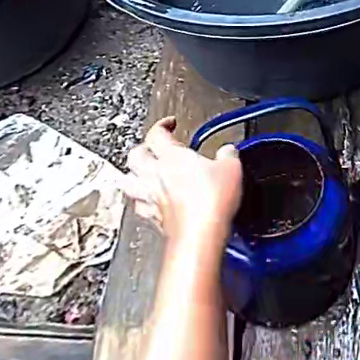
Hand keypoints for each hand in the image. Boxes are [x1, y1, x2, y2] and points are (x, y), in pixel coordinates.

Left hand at [125, 117, 242, 247]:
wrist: (200, 235)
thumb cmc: (210, 202)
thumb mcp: (231, 168)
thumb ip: (228, 154)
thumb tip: (228, 151)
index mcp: (172, 156)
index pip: (156, 133)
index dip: (162, 125)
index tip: (170, 124)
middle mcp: (156, 175)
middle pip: (135, 155)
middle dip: (142, 148)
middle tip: (153, 147)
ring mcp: (151, 198)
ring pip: (128, 181)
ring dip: (132, 175)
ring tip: (140, 172)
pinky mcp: (154, 218)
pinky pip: (139, 206)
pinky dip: (141, 201)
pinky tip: (149, 201)